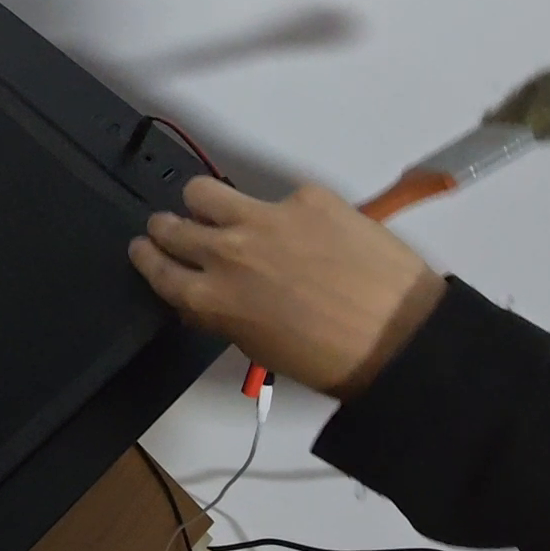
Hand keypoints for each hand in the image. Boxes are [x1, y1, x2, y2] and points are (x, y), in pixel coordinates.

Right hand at [128, 178, 447, 397]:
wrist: (406, 339)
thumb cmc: (330, 359)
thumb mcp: (257, 346)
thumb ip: (219, 314)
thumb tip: (203, 296)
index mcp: (210, 297)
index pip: (155, 266)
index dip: (145, 255)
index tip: (144, 248)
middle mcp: (225, 252)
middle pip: (168, 225)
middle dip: (166, 228)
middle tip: (177, 230)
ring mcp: (263, 218)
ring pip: (201, 191)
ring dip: (202, 204)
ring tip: (220, 212)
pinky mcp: (304, 197)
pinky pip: (273, 195)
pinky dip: (280, 211)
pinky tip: (305, 229)